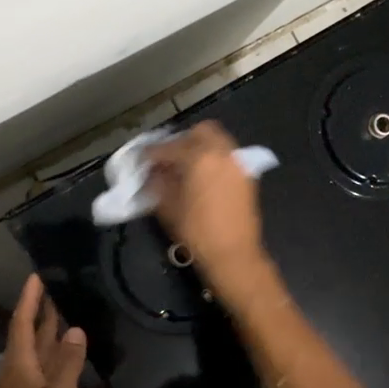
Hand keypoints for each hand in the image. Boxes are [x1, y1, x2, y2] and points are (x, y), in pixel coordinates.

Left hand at [0, 275, 86, 387]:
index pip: (23, 323)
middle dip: (39, 312)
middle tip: (55, 289)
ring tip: (61, 314)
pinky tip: (61, 356)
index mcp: (20, 365)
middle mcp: (15, 372)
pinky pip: (37, 367)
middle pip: (26, 335)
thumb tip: (75, 329)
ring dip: (45, 332)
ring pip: (32, 352)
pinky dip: (49, 353)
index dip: (30, 300)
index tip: (36, 276)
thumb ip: (68, 363)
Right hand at [147, 121, 266, 285]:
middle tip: (168, 158)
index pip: (169, 147)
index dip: (151, 153)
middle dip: (181, 141)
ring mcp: (237, 163)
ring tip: (184, 167)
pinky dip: (214, 159)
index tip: (141, 160)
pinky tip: (202, 178)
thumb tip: (152, 172)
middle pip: (200, 132)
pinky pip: (227, 156)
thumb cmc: (197, 232)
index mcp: (199, 157)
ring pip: (217, 141)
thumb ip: (157, 183)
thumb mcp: (168, 208)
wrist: (234, 255)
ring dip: (199, 148)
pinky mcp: (247, 176)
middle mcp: (222, 152)